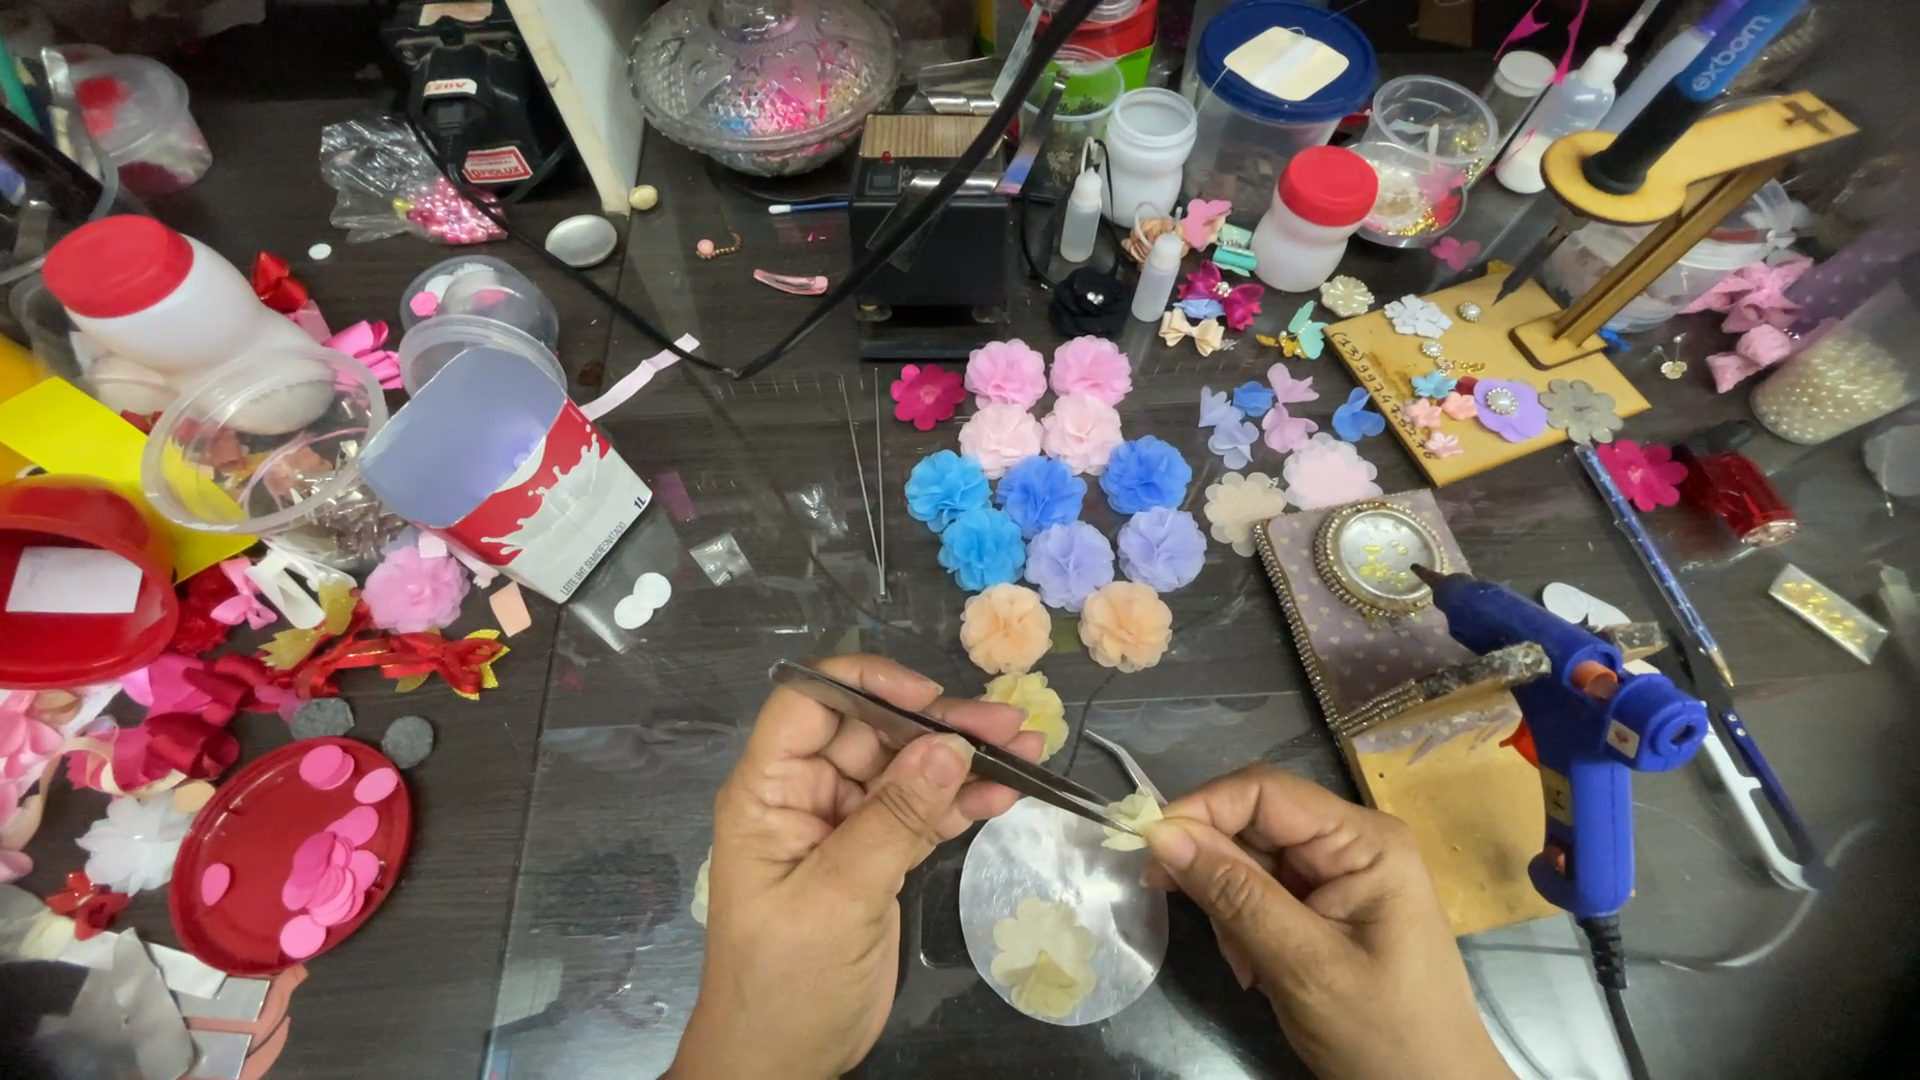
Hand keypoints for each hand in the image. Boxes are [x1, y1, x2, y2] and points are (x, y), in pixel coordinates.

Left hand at [669, 656, 1040, 1079]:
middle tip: (1004, 721)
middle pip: (875, 730)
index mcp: (772, 788)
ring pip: (909, 766)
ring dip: (964, 756)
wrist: (785, 1062)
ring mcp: (848, 820)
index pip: (810, 702)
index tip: (927, 696)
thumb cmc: (786, 980)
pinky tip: (1007, 791)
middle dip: (938, 722)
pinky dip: (964, 800)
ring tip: (1025, 744)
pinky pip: (925, 810)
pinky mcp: (881, 849)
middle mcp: (809, 790)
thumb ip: (895, 818)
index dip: (866, 684)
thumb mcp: (838, 896)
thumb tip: (949, 746)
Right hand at [1142, 765, 1514, 1079]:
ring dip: (1226, 901)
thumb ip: (1232, 893)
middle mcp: (1348, 838)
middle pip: (1250, 818)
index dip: (1203, 807)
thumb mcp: (1303, 966)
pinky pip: (1257, 883)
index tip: (1154, 847)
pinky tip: (1252, 962)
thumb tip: (1158, 832)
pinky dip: (1239, 918)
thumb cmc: (1385, 1037)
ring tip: (1242, 961)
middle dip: (1214, 865)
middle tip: (1189, 913)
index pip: (1263, 791)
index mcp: (1363, 840)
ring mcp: (1335, 867)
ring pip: (1245, 852)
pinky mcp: (1321, 895)